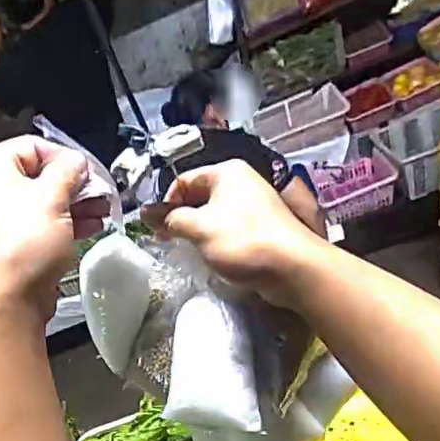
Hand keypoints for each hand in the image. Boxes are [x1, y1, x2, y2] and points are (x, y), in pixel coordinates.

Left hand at [0, 136, 104, 320]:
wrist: (8, 299)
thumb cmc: (23, 246)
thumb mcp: (53, 198)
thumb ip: (68, 172)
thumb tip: (77, 162)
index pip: (34, 146)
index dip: (66, 157)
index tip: (90, 171)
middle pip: (40, 174)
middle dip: (76, 185)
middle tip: (101, 193)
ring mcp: (1, 218)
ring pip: (45, 202)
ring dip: (76, 205)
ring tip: (101, 212)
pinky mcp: (15, 243)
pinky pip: (43, 224)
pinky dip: (66, 223)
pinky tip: (89, 227)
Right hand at [149, 160, 326, 308]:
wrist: (293, 268)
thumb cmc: (242, 241)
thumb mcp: (199, 228)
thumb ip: (170, 220)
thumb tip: (146, 213)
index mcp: (226, 172)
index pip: (183, 180)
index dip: (165, 203)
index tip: (155, 229)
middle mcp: (242, 184)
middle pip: (200, 198)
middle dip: (182, 219)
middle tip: (168, 242)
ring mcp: (255, 207)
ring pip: (216, 217)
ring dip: (200, 234)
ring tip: (191, 252)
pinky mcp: (264, 231)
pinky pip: (232, 232)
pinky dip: (219, 243)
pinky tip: (215, 258)